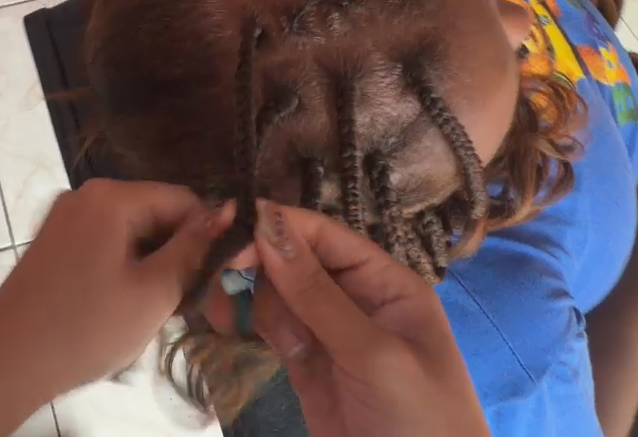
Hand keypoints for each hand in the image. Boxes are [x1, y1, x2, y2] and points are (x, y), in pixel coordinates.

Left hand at [0, 180, 234, 435]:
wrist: (9, 358)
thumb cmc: (86, 326)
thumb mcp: (153, 291)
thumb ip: (193, 248)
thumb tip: (229, 209)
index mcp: (111, 195)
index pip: (181, 198)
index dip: (208, 235)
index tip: (217, 278)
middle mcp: (86, 192)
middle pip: (154, 212)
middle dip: (175, 251)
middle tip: (185, 302)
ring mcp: (65, 213)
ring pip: (130, 229)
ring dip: (151, 263)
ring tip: (154, 308)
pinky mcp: (54, 237)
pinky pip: (104, 239)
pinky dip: (123, 264)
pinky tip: (122, 303)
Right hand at [248, 201, 487, 436]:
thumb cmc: (419, 424)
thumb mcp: (371, 355)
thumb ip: (316, 290)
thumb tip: (265, 221)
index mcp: (385, 282)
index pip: (322, 234)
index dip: (277, 225)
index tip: (231, 230)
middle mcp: (355, 296)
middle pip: (291, 256)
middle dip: (255, 263)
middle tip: (218, 277)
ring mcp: (328, 329)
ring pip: (274, 288)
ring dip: (250, 297)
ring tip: (241, 324)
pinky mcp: (305, 358)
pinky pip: (270, 321)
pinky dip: (248, 319)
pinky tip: (229, 325)